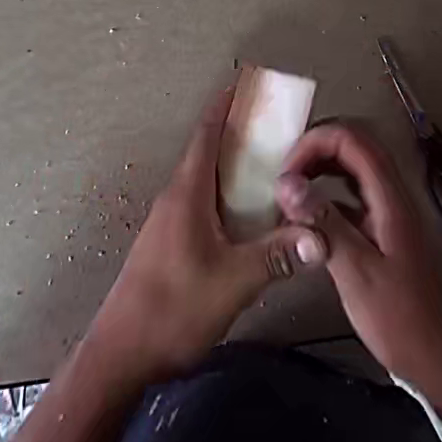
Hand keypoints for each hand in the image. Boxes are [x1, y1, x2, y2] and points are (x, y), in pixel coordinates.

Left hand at [84, 86, 327, 382]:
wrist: (119, 357)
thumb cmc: (172, 308)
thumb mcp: (233, 282)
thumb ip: (278, 256)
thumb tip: (321, 238)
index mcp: (187, 193)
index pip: (207, 134)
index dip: (226, 105)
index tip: (247, 83)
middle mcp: (176, 198)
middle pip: (209, 151)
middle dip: (240, 133)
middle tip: (277, 124)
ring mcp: (170, 222)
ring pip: (207, 179)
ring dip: (235, 165)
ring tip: (273, 163)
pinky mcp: (171, 244)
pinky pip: (204, 203)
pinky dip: (229, 194)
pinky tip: (252, 213)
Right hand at [273, 122, 441, 401]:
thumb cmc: (403, 320)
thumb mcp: (356, 272)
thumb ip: (323, 223)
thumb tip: (286, 182)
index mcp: (392, 197)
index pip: (354, 139)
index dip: (316, 141)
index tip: (285, 169)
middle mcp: (397, 195)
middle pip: (358, 146)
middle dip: (318, 149)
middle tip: (285, 176)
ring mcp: (397, 213)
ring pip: (359, 170)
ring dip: (325, 170)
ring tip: (292, 193)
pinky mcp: (393, 232)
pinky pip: (360, 196)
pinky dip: (334, 196)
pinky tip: (313, 220)